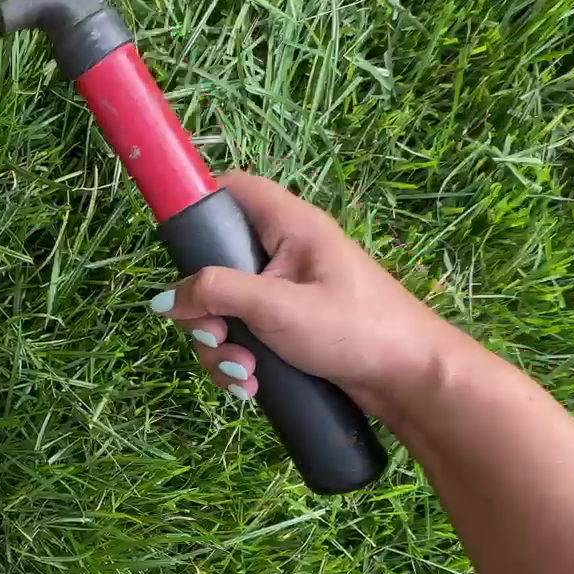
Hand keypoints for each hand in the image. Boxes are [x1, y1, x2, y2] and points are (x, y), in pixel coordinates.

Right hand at [150, 171, 478, 418]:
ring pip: (217, 312)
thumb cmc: (355, 330)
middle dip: (201, 311)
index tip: (174, 244)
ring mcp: (278, 294)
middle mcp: (280, 256)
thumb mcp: (277, 307)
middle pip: (210, 268)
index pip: (234, 191)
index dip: (198, 205)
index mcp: (290, 229)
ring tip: (245, 371)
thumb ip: (216, 294)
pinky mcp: (278, 327)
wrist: (407, 380)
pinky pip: (235, 338)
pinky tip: (250, 382)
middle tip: (214, 335)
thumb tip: (165, 300)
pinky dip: (234, 362)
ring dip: (218, 347)